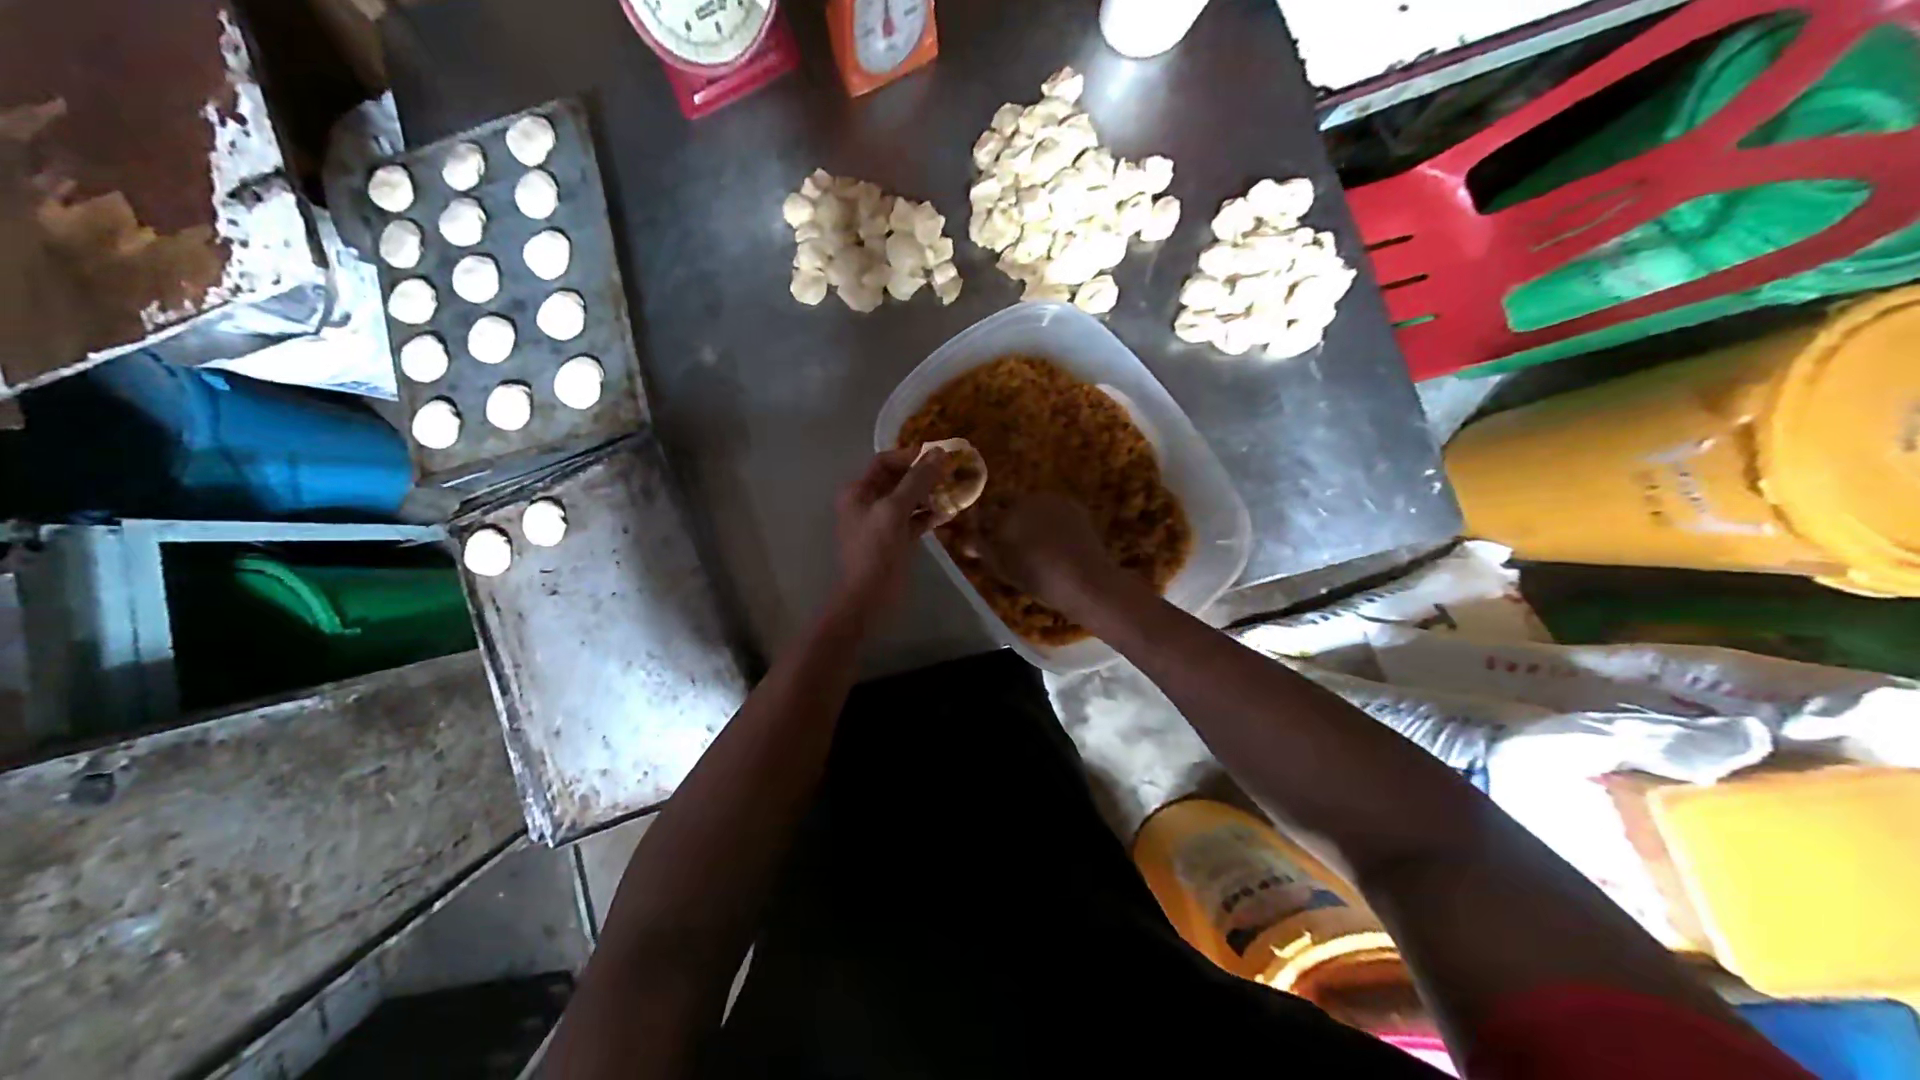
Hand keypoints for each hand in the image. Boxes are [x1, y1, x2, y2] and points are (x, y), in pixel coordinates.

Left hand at [831, 447, 944, 614]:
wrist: (870, 596)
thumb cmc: (877, 550)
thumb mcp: (895, 510)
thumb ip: (917, 481)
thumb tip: (939, 453)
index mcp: (858, 491)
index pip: (884, 462)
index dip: (910, 456)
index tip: (938, 457)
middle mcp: (867, 502)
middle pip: (898, 479)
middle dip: (924, 476)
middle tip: (951, 474)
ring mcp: (881, 522)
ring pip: (908, 500)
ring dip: (929, 495)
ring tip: (953, 492)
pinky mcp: (895, 539)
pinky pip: (914, 519)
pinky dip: (929, 515)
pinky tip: (948, 513)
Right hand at [950, 492, 1117, 610]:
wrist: (1086, 580)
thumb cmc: (1038, 578)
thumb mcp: (1004, 568)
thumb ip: (982, 549)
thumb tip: (967, 540)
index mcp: (1005, 515)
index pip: (983, 513)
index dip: (979, 525)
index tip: (980, 537)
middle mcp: (1027, 499)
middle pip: (1006, 501)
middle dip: (1001, 514)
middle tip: (1004, 536)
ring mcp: (1053, 500)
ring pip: (1030, 502)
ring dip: (1025, 514)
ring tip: (1029, 538)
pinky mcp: (1074, 506)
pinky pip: (1052, 507)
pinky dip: (1047, 517)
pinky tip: (1052, 537)